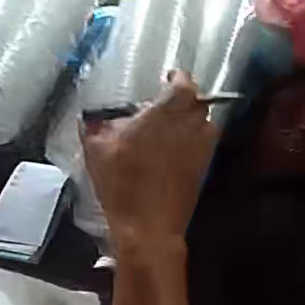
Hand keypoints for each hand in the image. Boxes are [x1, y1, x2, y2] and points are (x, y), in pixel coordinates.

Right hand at [81, 71, 219, 248]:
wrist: (151, 226)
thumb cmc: (123, 183)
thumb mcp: (98, 146)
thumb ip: (100, 122)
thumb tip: (98, 115)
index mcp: (171, 111)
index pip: (184, 82)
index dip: (176, 78)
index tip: (165, 79)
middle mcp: (195, 125)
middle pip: (196, 101)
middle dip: (179, 100)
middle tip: (159, 106)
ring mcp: (205, 147)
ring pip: (201, 123)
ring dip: (186, 121)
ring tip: (163, 128)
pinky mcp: (206, 167)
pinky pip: (201, 143)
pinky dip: (189, 140)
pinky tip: (167, 151)